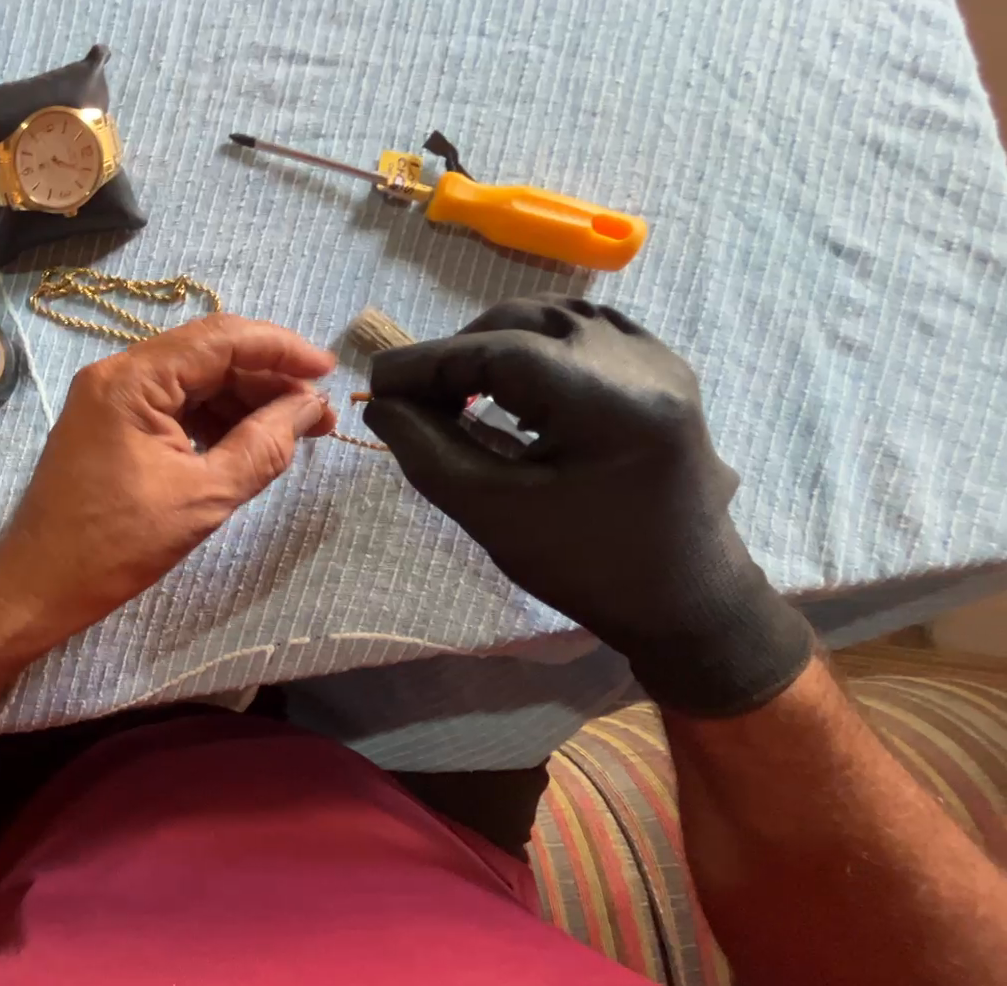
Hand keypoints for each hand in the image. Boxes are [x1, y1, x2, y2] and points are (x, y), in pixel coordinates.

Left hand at [0, 315, 336, 647]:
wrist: (40, 585)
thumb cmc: (115, 545)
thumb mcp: (203, 496)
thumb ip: (263, 445)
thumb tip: (309, 408)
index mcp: (132, 379)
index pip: (221, 338)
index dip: (282, 350)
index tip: (328, 373)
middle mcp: (115, 376)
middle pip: (206, 357)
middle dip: (266, 382)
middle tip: (317, 417)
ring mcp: (107, 401)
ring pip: (190, 384)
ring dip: (242, 404)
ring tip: (293, 434)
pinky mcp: (107, 428)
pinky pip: (169, 409)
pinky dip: (210, 423)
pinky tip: (247, 443)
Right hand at [364, 294, 812, 715]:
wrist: (681, 595)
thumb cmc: (580, 565)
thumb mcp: (488, 512)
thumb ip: (425, 450)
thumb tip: (381, 404)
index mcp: (609, 404)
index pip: (498, 351)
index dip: (426, 361)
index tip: (375, 386)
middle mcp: (642, 364)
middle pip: (524, 322)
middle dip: (455, 353)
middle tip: (414, 400)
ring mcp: (659, 361)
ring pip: (552, 318)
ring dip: (490, 346)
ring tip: (457, 393)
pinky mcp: (661, 371)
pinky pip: (582, 332)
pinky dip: (529, 348)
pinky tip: (507, 388)